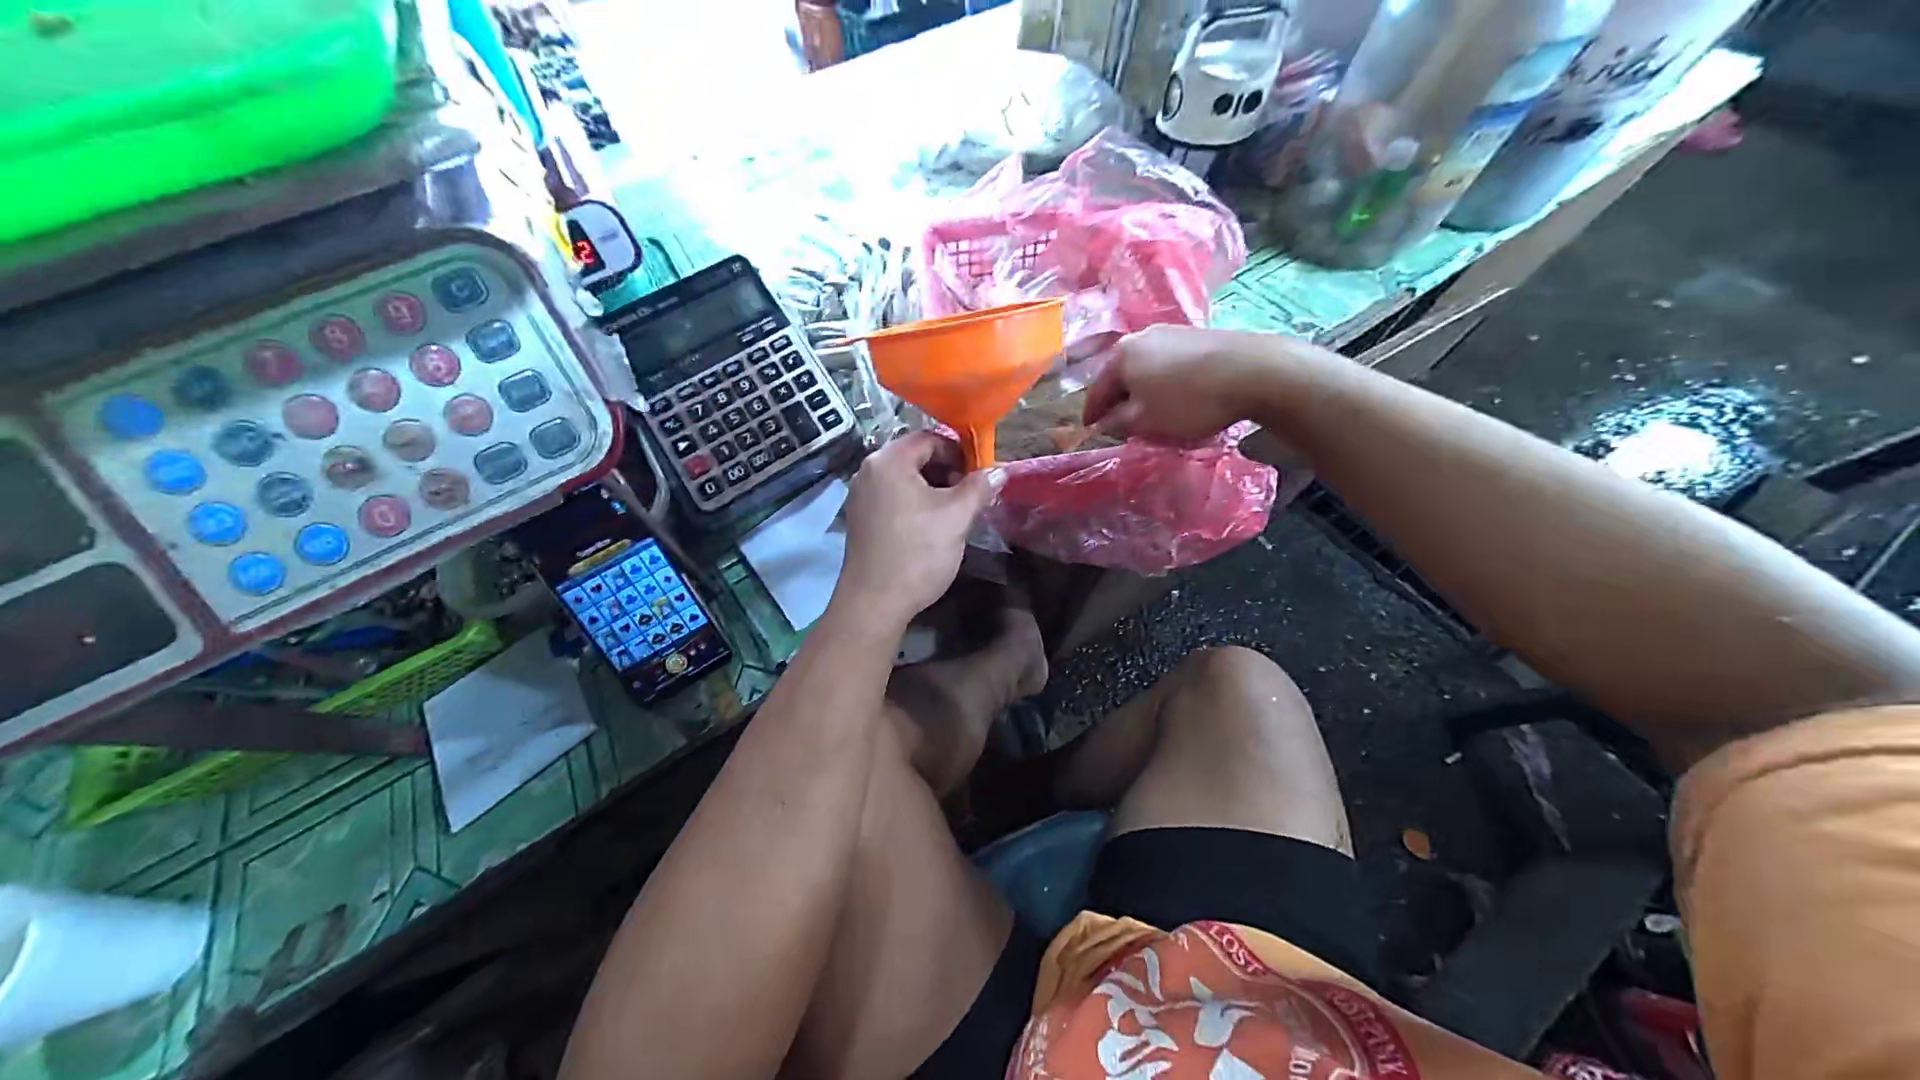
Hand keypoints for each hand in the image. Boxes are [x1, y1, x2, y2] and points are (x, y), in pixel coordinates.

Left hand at [836, 432, 996, 625]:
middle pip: (916, 458)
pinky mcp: (862, 519)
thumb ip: (979, 488)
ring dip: (935, 490)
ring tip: (956, 514)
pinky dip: (917, 505)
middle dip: (948, 472)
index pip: (930, 439)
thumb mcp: (956, 517)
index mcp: (888, 461)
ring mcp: (862, 496)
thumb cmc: (917, 552)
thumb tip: (999, 472)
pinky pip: (894, 499)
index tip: (980, 475)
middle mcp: (869, 471)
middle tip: (971, 496)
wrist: (874, 602)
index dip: (960, 453)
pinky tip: (933, 528)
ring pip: (907, 481)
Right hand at [1082, 325, 1306, 442]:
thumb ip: (1116, 423)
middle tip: (1121, 425)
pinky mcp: (1197, 336)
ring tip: (1150, 414)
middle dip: (1119, 401)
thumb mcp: (1144, 421)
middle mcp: (1141, 337)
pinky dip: (1165, 383)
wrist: (1252, 371)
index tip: (1090, 433)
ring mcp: (1171, 333)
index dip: (1092, 416)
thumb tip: (1102, 423)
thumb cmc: (1188, 400)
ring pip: (1146, 369)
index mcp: (1120, 356)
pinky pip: (1169, 365)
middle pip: (1121, 376)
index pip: (1096, 391)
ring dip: (1143, 392)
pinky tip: (1177, 398)